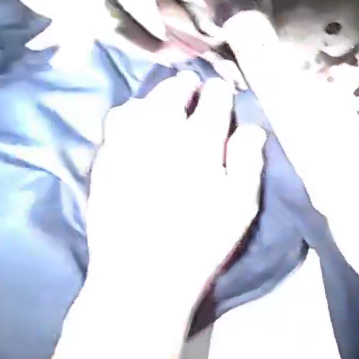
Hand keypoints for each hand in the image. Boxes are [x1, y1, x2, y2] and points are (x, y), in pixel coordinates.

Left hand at [82, 74, 267, 318]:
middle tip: (193, 84)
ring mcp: (129, 145)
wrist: (141, 274)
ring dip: (156, 95)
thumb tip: (252, 127)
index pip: (213, 101)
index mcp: (201, 142)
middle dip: (186, 85)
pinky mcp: (105, 161)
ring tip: (164, 98)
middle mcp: (162, 134)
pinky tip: (135, 120)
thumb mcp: (241, 206)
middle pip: (173, 94)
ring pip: (142, 103)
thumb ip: (249, 161)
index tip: (224, 89)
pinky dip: (129, 112)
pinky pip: (115, 122)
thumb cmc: (202, 241)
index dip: (221, 92)